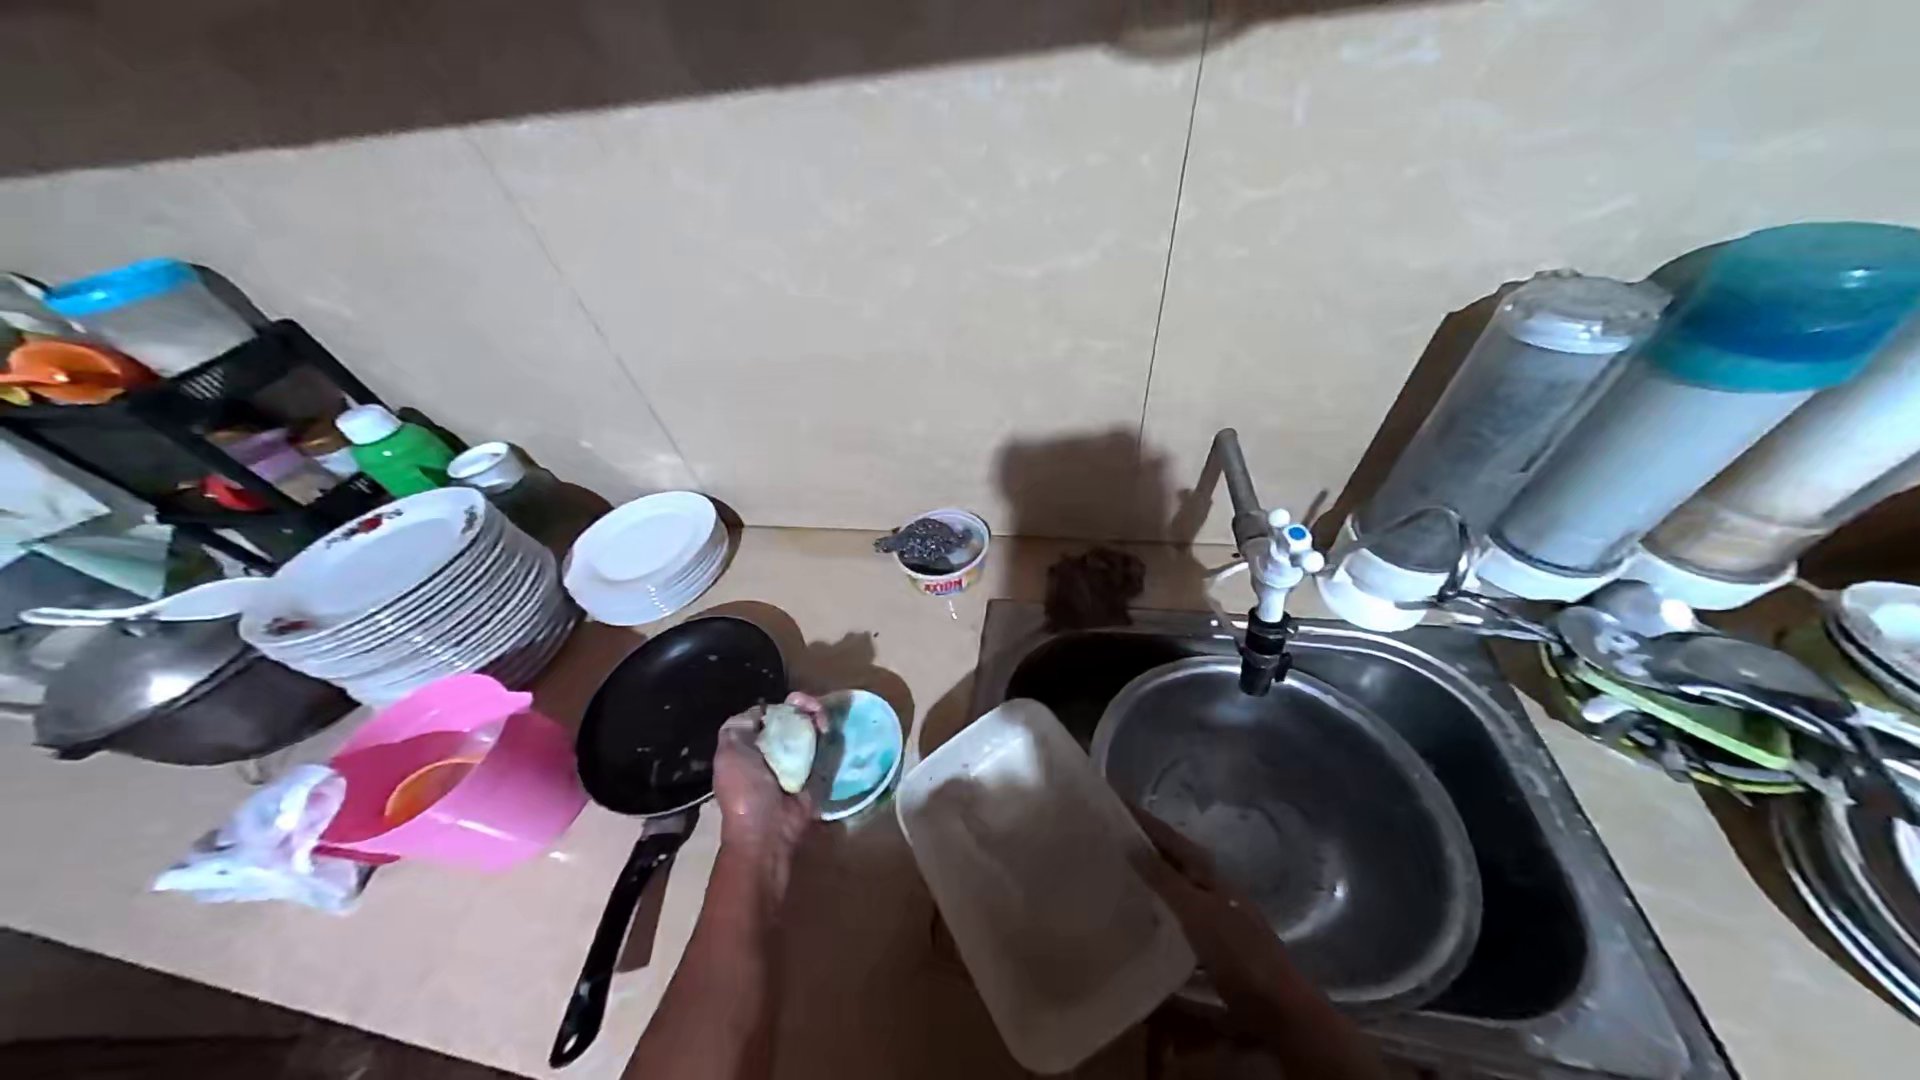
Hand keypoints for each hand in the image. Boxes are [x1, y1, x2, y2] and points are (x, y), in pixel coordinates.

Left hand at [714, 692, 824, 858]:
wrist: (768, 829)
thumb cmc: (745, 790)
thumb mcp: (729, 752)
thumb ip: (740, 725)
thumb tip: (763, 709)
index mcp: (752, 742)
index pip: (771, 711)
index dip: (782, 704)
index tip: (792, 704)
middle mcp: (776, 747)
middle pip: (795, 714)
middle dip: (805, 706)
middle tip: (813, 710)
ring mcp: (799, 757)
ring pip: (812, 725)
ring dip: (818, 716)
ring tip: (822, 721)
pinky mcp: (818, 768)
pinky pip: (825, 743)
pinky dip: (828, 733)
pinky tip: (827, 730)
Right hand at [1132, 806, 1390, 1079]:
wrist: (1279, 1008)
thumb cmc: (1238, 953)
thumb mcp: (1197, 911)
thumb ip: (1163, 878)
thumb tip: (1129, 840)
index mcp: (1205, 869)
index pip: (1165, 833)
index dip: (1139, 816)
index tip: (1109, 797)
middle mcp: (1207, 882)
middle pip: (1167, 853)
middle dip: (1138, 840)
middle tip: (1100, 832)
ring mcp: (1209, 909)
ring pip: (1169, 880)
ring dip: (1144, 870)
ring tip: (1109, 867)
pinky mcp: (1207, 937)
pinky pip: (1171, 908)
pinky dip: (1152, 902)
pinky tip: (1135, 912)